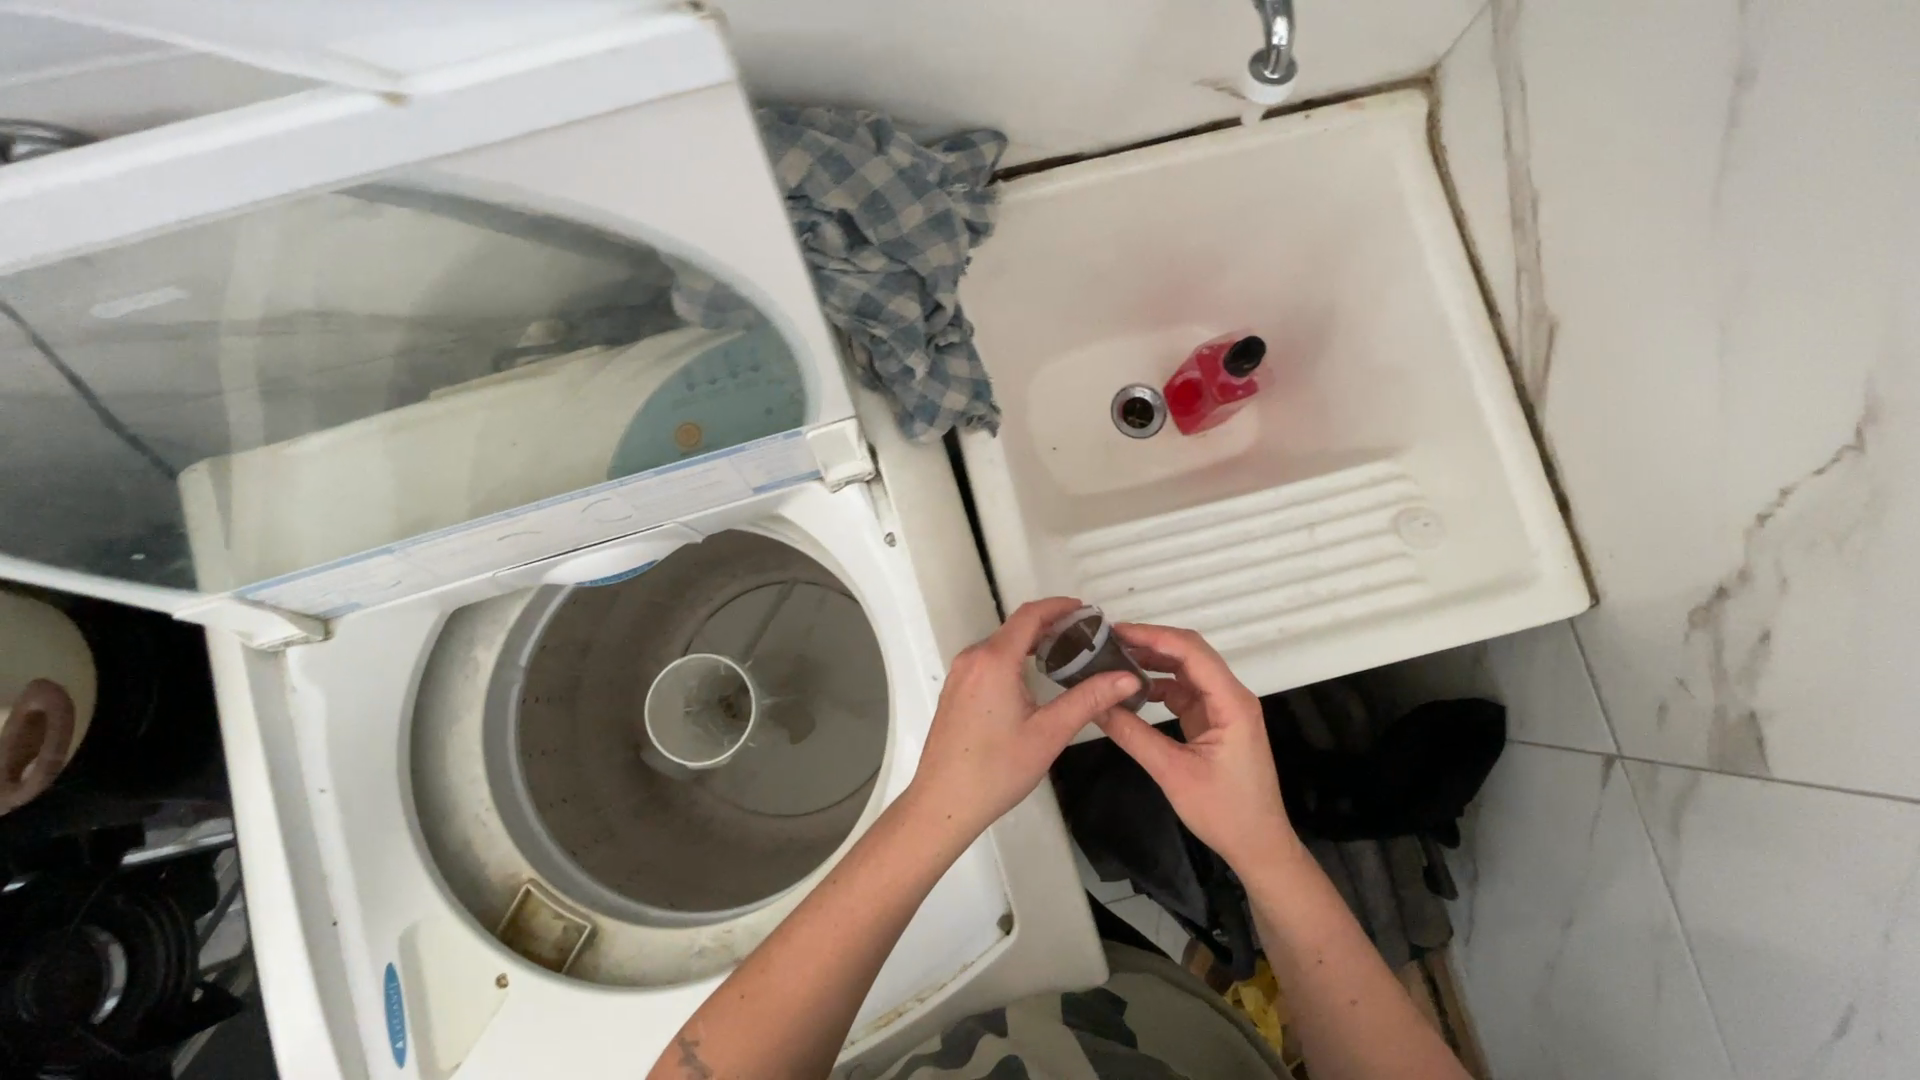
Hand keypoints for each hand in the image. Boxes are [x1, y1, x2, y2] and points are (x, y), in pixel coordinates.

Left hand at [907, 597, 1142, 843]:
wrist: (943, 802)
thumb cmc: (996, 770)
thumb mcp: (1049, 733)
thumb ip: (1089, 699)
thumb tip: (1126, 679)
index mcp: (994, 660)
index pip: (1030, 615)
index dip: (1060, 607)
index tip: (1087, 612)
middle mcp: (973, 658)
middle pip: (1015, 627)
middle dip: (1051, 625)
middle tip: (1087, 638)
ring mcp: (960, 674)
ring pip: (1001, 644)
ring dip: (1032, 642)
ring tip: (1067, 656)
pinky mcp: (955, 690)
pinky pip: (988, 660)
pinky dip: (1014, 658)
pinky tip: (1034, 678)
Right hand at [1093, 623, 1299, 871]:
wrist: (1258, 846)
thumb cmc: (1224, 812)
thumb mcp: (1172, 773)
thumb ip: (1133, 735)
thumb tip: (1096, 705)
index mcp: (1232, 703)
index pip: (1191, 652)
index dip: (1153, 636)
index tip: (1115, 631)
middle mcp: (1231, 696)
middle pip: (1189, 654)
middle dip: (1149, 643)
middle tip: (1107, 641)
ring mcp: (1223, 708)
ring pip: (1185, 670)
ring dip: (1152, 663)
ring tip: (1112, 659)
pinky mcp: (1214, 721)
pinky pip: (1184, 691)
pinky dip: (1158, 685)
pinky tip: (1131, 689)